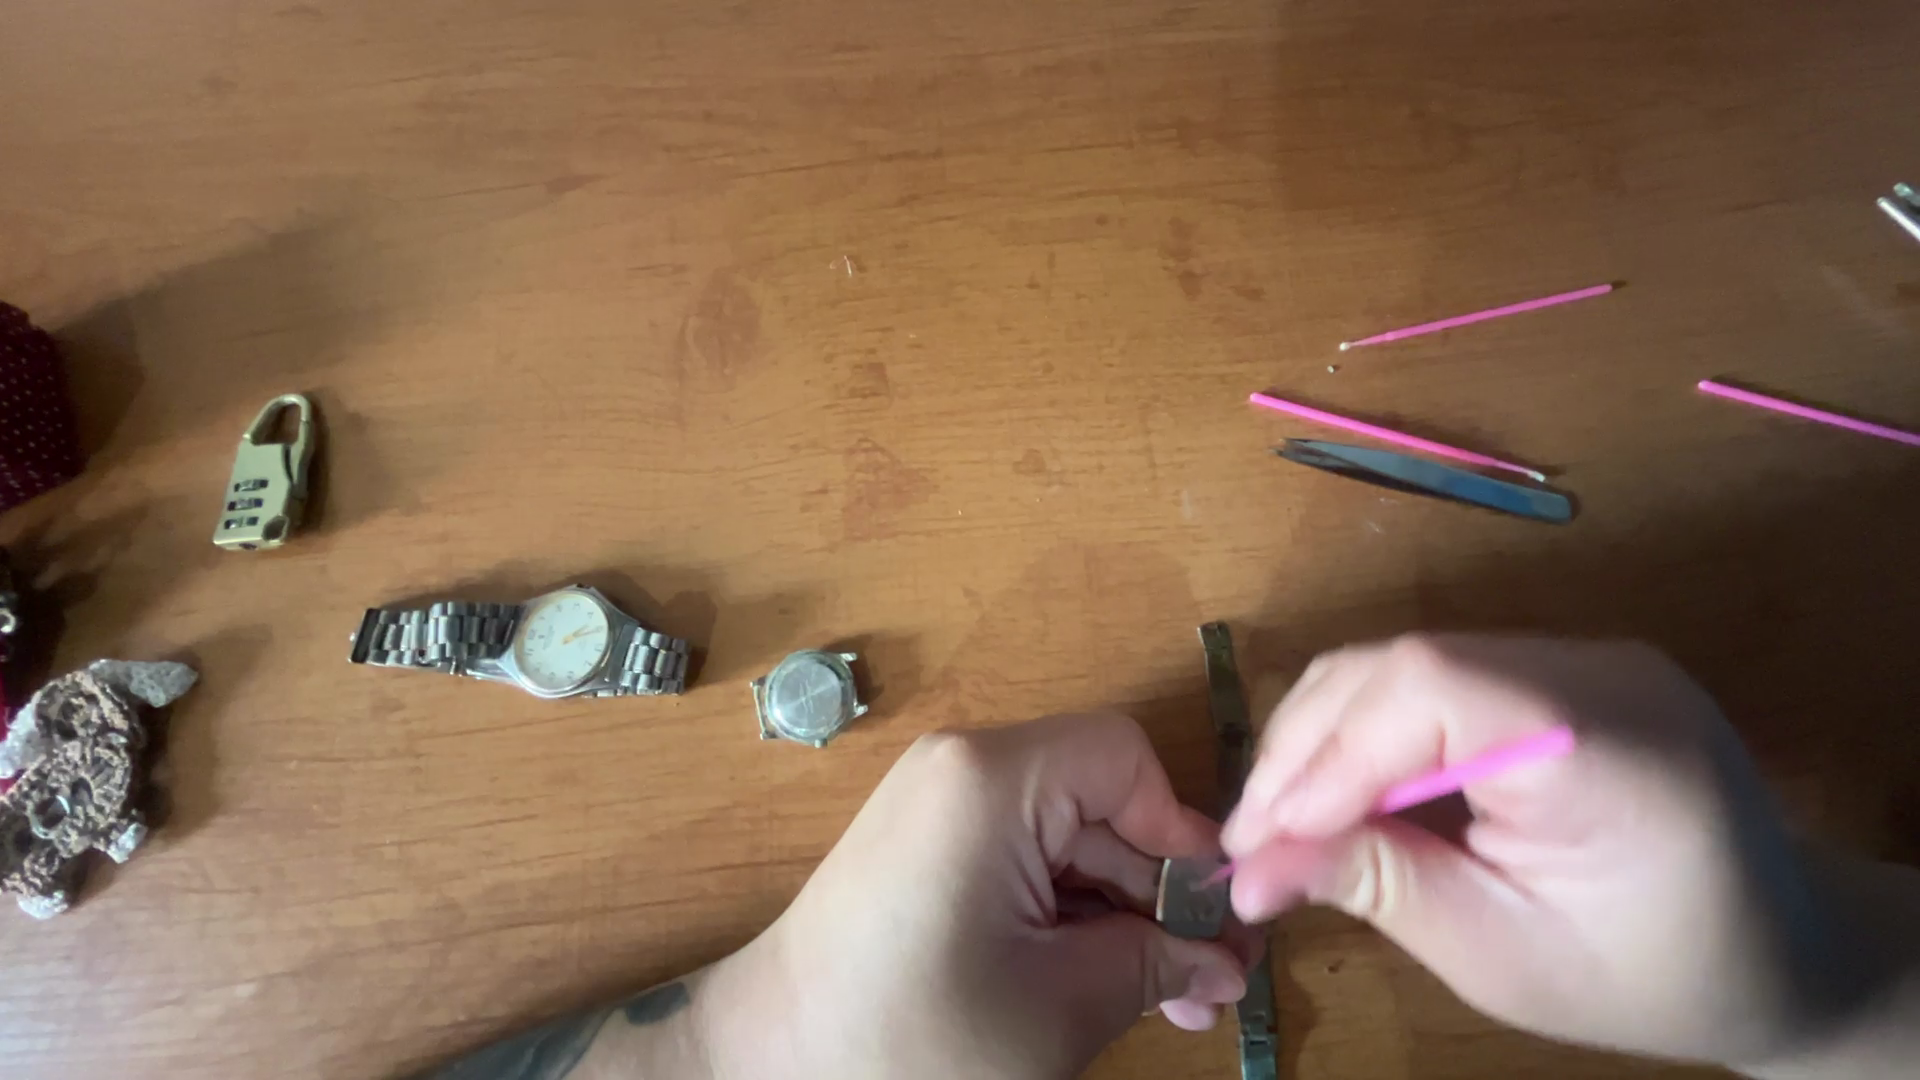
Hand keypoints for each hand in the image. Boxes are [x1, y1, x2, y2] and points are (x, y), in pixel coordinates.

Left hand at [700, 713, 1253, 1079]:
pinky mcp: (935, 836)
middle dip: (1155, 888)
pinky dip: (1069, 906)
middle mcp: (967, 764)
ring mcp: (946, 797)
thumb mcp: (1055, 1006)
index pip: (1122, 757)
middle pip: (1098, 798)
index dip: (1178, 831)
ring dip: (1118, 908)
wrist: (768, 1062)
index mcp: (992, 776)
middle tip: (1204, 982)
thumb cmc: (910, 1037)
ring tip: (1165, 995)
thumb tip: (1225, 959)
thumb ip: (1153, 964)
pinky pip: (1027, 851)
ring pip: (1068, 833)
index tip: (1211, 918)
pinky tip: (1100, 975)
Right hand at [1218, 635, 1862, 1072]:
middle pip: (1392, 667)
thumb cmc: (1649, 973)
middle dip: (1302, 747)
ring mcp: (1560, 653)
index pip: (1429, 689)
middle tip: (1249, 831)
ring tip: (1276, 810)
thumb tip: (1245, 874)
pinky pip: (1409, 677)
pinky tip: (1327, 781)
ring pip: (1385, 663)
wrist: (1773, 943)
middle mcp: (1586, 669)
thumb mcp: (1502, 956)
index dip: (1333, 751)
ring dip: (1313, 734)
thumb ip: (1374, 889)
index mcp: (1608, 745)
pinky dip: (1350, 727)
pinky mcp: (1530, 663)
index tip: (1268, 834)